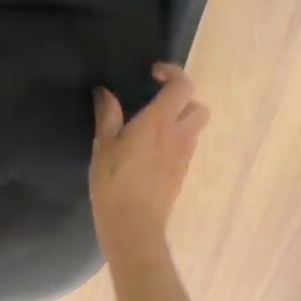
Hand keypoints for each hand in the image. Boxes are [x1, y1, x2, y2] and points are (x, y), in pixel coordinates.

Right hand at [90, 63, 209, 249]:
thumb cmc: (113, 184)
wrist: (134, 226)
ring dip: (178, 120)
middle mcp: (178, 136)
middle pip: (197, 107)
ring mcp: (184, 156)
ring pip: (194, 127)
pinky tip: (147, 151)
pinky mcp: (181, 172)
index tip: (152, 75)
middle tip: (154, 103)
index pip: (182, 87)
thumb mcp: (103, 146)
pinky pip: (185, 146)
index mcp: (158, 123)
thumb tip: (105, 92)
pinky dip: (173, 140)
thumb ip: (107, 116)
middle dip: (180, 99)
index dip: (172, 74)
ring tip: (148, 127)